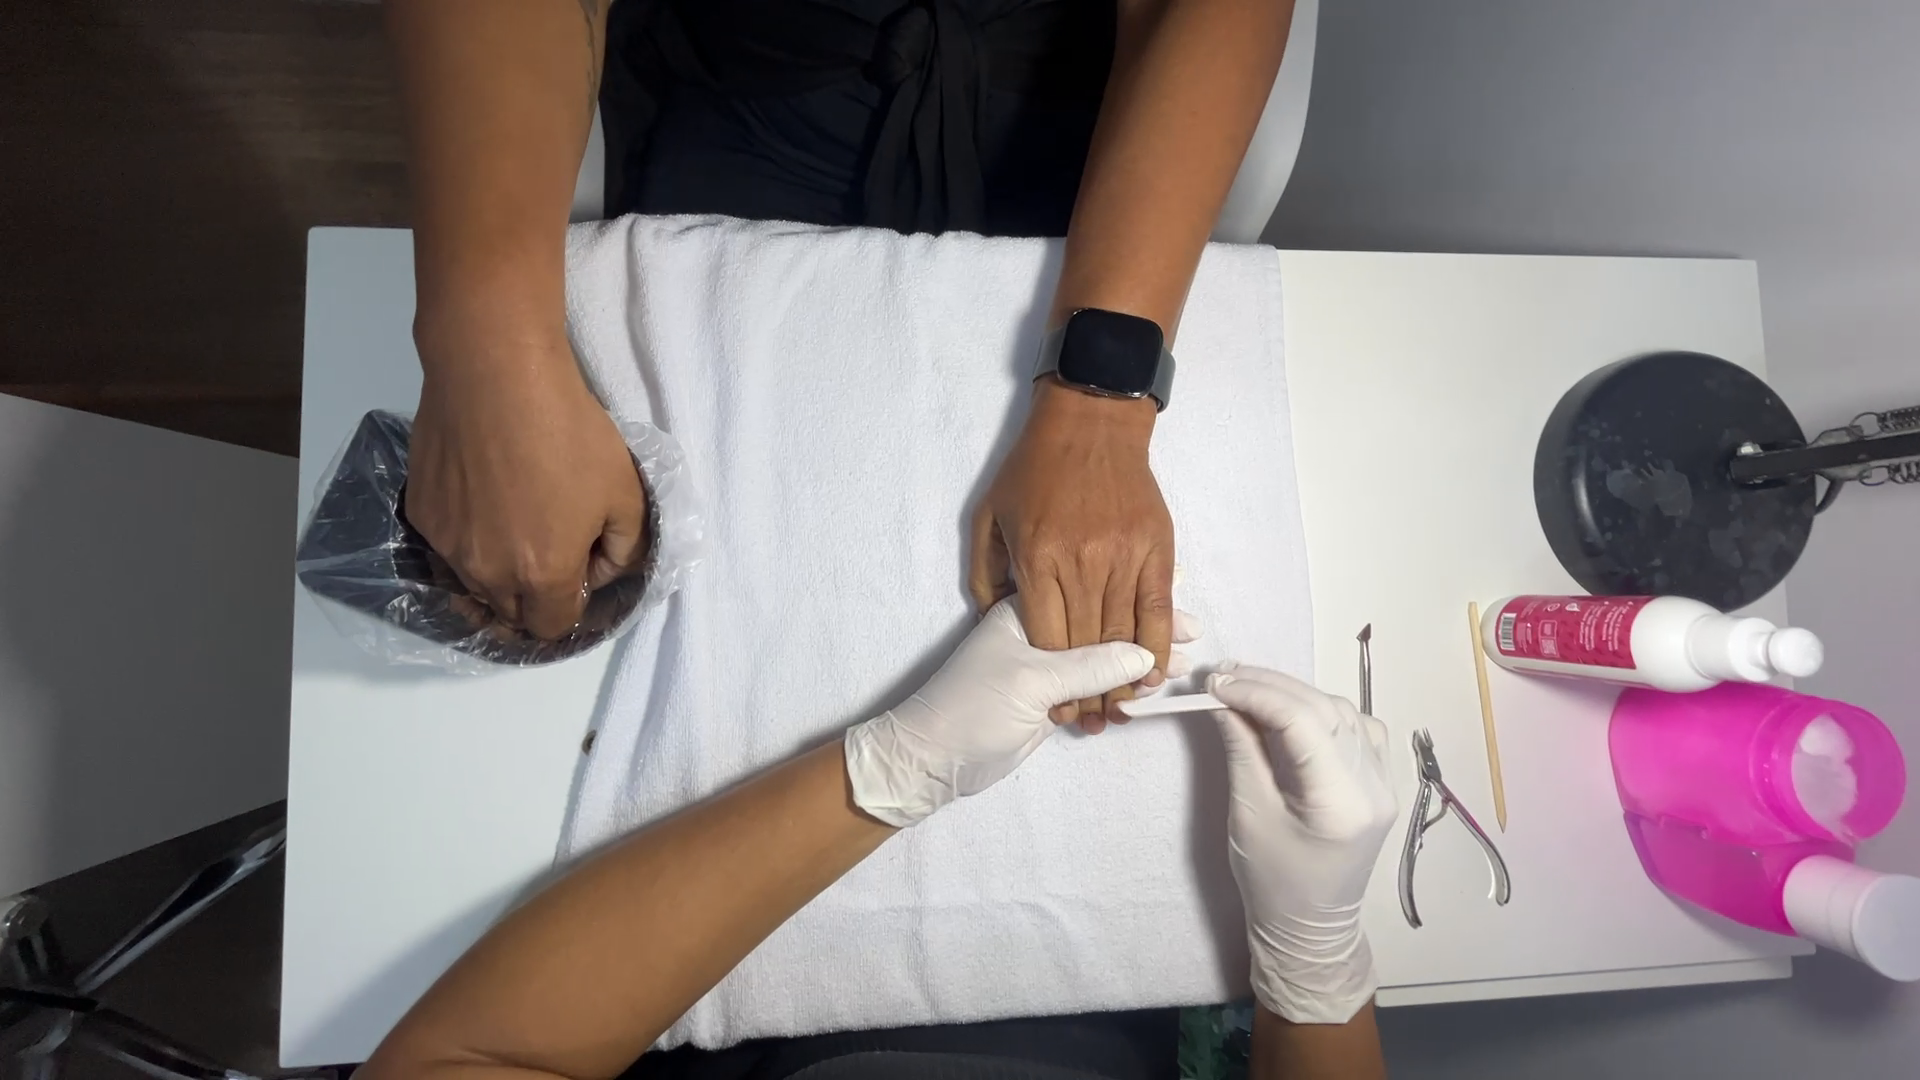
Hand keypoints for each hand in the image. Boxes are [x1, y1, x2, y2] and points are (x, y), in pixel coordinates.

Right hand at [405, 326, 647, 639]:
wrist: (496, 377)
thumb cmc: (572, 438)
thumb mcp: (628, 496)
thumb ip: (625, 549)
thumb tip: (604, 571)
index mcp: (541, 575)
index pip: (552, 626)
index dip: (573, 608)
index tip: (583, 574)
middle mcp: (485, 572)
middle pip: (511, 613)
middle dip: (537, 598)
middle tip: (558, 553)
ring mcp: (445, 544)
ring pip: (475, 586)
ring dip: (501, 575)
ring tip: (522, 532)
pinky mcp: (420, 512)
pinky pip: (450, 551)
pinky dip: (472, 544)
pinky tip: (490, 508)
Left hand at [844, 598, 1154, 826]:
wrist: (935, 757)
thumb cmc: (973, 707)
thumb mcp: (1031, 682)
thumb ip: (1088, 665)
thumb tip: (1144, 657)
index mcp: (1028, 610)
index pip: (1092, 597)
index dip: (1136, 607)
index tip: (1178, 616)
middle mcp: (1041, 630)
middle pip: (1103, 625)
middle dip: (1146, 635)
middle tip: (1191, 639)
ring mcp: (1045, 664)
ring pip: (1101, 657)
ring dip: (1136, 663)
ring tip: (1179, 666)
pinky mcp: (1049, 696)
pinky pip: (1092, 685)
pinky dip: (1118, 689)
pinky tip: (1144, 692)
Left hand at [969, 380, 1173, 732]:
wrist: (1090, 423)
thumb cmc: (1032, 471)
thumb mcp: (987, 519)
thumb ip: (985, 577)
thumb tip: (997, 624)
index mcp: (1035, 561)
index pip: (1046, 639)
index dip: (1054, 681)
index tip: (1058, 706)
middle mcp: (1080, 565)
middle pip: (1085, 648)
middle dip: (1087, 693)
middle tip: (1089, 721)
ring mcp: (1122, 558)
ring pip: (1124, 636)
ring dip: (1123, 681)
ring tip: (1119, 709)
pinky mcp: (1156, 552)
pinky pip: (1158, 612)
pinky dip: (1158, 648)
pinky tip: (1152, 674)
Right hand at [1208, 665, 1397, 1024]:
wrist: (1310, 926)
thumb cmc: (1272, 879)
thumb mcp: (1249, 812)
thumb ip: (1242, 748)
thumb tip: (1222, 698)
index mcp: (1343, 802)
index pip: (1303, 720)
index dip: (1256, 692)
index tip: (1214, 683)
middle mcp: (1374, 785)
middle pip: (1323, 708)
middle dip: (1268, 685)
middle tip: (1222, 676)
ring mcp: (1383, 782)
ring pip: (1341, 710)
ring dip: (1292, 691)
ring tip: (1247, 685)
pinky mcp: (1378, 781)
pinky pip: (1356, 725)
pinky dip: (1319, 707)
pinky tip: (1290, 708)